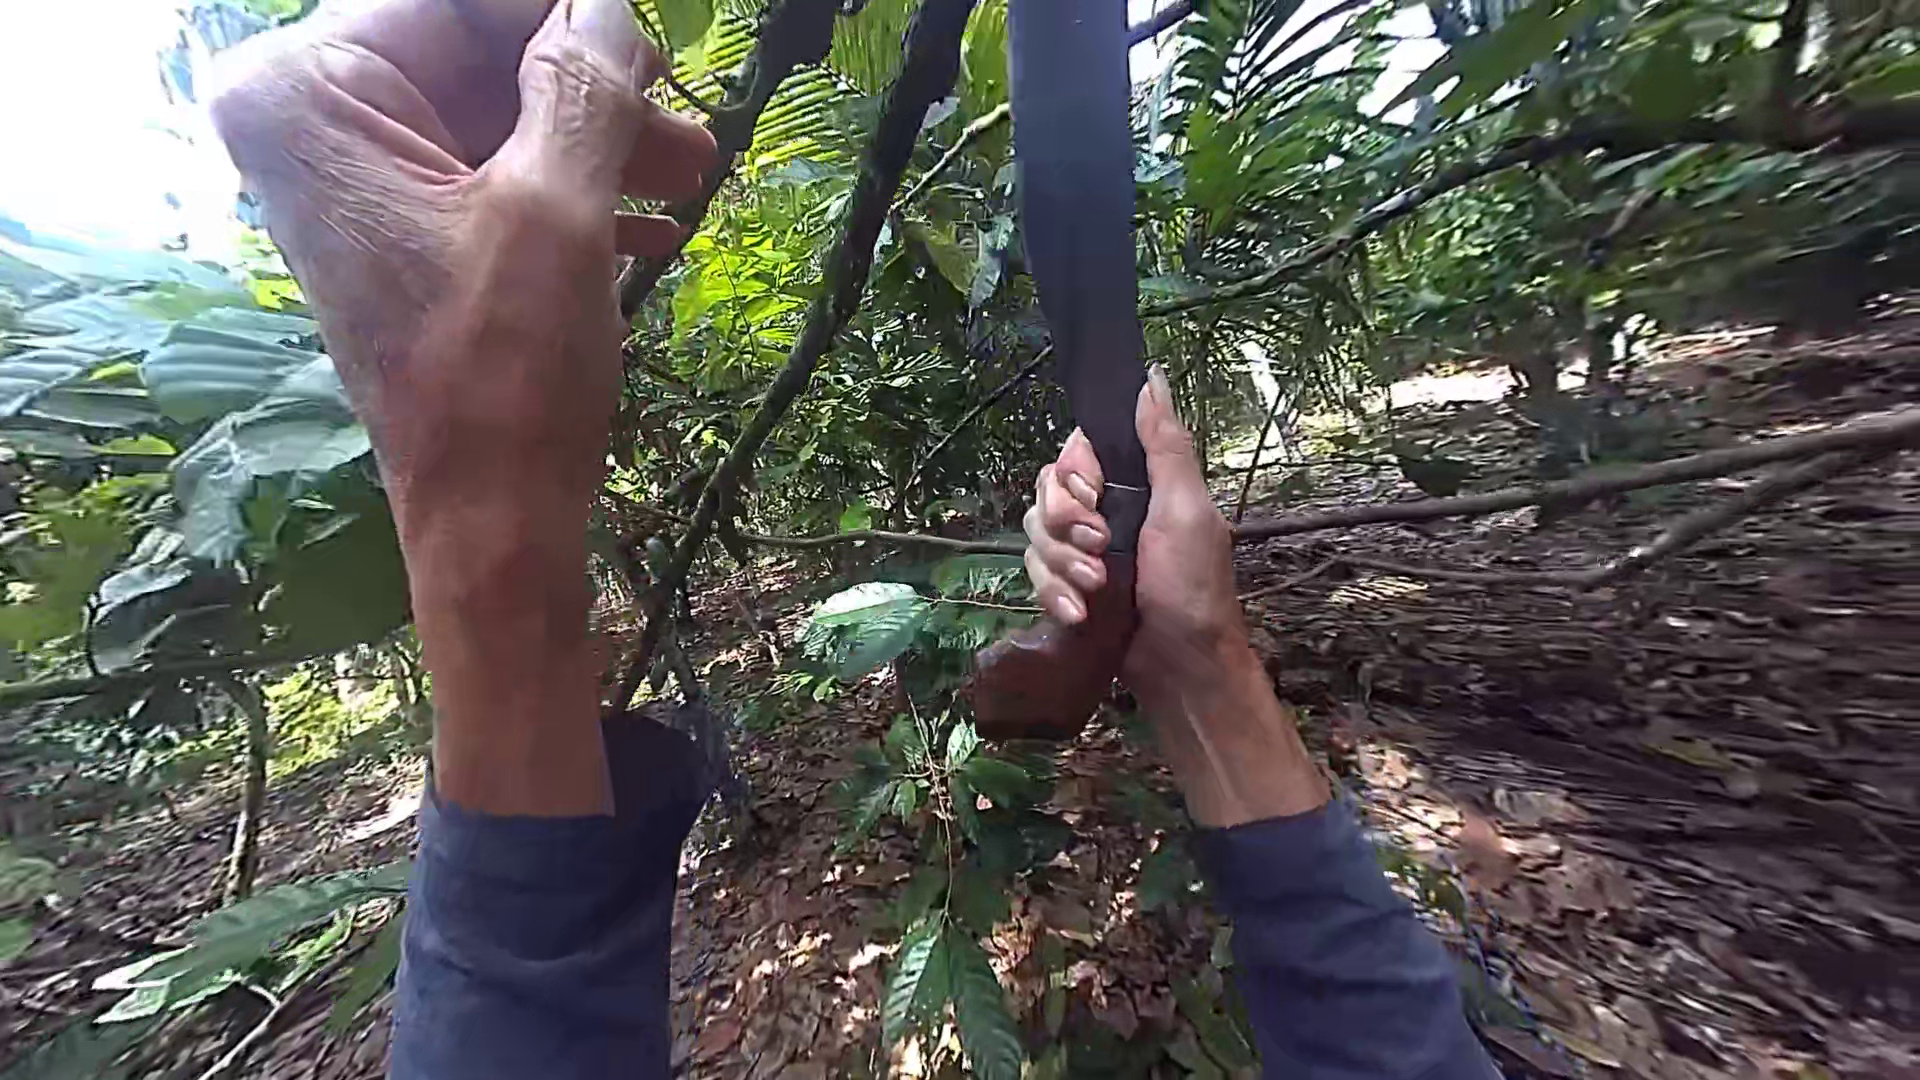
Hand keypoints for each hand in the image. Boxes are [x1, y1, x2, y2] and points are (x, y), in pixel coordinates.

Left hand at [210, 0, 717, 814]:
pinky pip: (525, 207)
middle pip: (493, 75)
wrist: (500, 507)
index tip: (664, 51)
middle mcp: (339, 138)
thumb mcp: (555, 218)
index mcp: (321, 97)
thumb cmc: (514, 366)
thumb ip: (584, 96)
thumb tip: (617, 14)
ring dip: (615, 158)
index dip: (569, 19)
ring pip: (521, 145)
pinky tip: (661, 233)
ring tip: (701, 178)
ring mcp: (396, 208)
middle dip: (606, 100)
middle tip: (701, 132)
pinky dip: (597, 211)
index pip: (455, 6)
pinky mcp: (448, 264)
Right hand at [1022, 364, 1327, 825]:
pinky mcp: (1064, 585)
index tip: (1094, 497)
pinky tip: (1078, 615)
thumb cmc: (1192, 585)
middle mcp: (1100, 511)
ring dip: (1062, 566)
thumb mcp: (1186, 510)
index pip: (1074, 455)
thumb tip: (1150, 379)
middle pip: (1046, 494)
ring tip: (1096, 589)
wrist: (1180, 665)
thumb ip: (1164, 446)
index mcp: (1131, 485)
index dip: (1073, 475)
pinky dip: (1053, 595)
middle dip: (1066, 526)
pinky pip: (1033, 575)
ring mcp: (1078, 550)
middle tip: (1099, 550)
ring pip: (1034, 536)